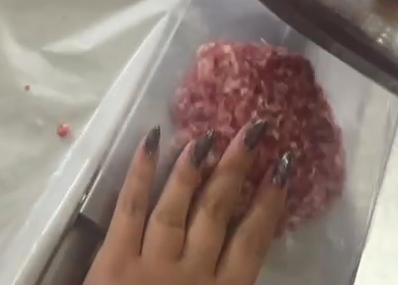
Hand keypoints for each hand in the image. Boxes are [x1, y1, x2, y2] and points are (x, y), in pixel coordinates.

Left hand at [85, 121, 290, 284]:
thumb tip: (253, 253)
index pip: (252, 243)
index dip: (269, 203)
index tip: (285, 166)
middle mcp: (191, 276)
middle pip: (218, 211)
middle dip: (238, 167)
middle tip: (255, 127)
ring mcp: (151, 265)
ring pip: (178, 204)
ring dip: (195, 165)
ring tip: (212, 131)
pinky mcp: (112, 262)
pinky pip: (129, 209)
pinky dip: (141, 172)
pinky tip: (152, 138)